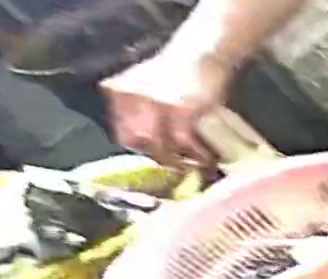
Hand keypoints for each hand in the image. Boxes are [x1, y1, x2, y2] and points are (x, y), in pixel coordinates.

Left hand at [101, 49, 233, 166]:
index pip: (125, 134)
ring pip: (162, 146)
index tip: (165, 162)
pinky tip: (208, 158)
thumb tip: (154, 142)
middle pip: (141, 143)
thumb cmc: (177, 76)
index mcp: (118, 94)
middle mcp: (130, 98)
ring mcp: (155, 104)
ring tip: (198, 166)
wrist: (197, 59)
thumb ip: (144, 110)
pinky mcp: (180, 111)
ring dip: (182, 161)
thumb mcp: (149, 90)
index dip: (145, 153)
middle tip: (183, 170)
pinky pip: (185, 141)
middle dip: (164, 160)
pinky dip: (199, 154)